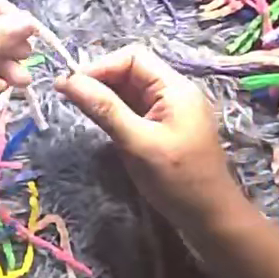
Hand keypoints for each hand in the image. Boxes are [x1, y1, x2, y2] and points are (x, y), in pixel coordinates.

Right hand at [56, 45, 247, 230]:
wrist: (211, 219)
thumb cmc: (177, 180)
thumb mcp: (137, 142)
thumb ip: (104, 109)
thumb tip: (67, 80)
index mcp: (174, 87)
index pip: (132, 57)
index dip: (99, 66)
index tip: (70, 85)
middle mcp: (172, 92)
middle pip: (129, 70)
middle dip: (98, 79)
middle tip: (69, 97)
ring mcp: (168, 110)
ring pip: (128, 90)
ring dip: (103, 95)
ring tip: (77, 107)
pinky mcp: (161, 127)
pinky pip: (133, 108)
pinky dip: (113, 110)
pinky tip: (97, 121)